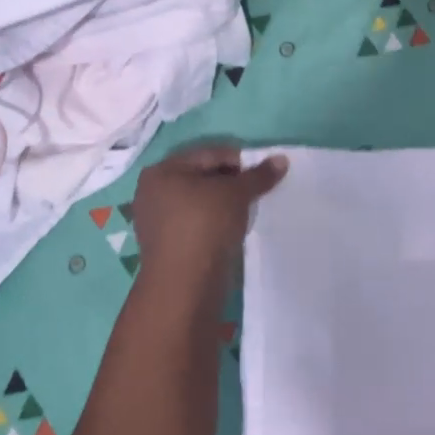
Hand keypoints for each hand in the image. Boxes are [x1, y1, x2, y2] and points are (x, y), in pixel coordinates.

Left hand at [130, 143, 287, 280]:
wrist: (185, 281)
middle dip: (232, 182)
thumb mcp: (237, 193)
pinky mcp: (166, 242)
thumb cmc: (206, 225)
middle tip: (258, 192)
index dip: (241, 160)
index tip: (264, 174)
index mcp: (163, 170)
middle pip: (203, 176)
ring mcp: (157, 218)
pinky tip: (233, 229)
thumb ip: (259, 175)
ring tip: (247, 211)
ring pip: (200, 200)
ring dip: (225, 203)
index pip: (211, 153)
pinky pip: (196, 221)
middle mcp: (153, 190)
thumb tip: (281, 159)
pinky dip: (215, 221)